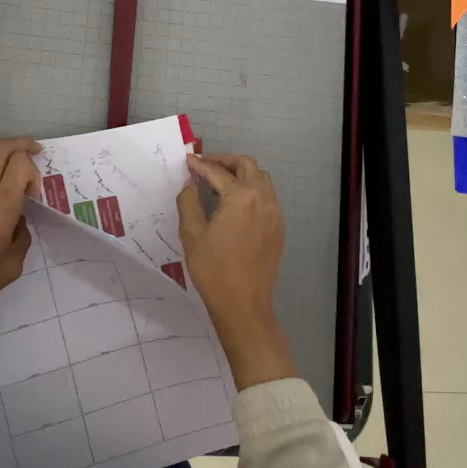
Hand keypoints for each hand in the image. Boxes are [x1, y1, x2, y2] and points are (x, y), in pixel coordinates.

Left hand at [0, 138, 41, 308]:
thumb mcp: (13, 264)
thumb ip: (22, 235)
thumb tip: (18, 219)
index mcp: (2, 204)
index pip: (21, 163)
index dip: (34, 172)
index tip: (33, 195)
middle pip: (3, 147)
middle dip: (23, 145)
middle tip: (34, 151)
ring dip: (1, 151)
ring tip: (9, 161)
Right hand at [177, 154, 299, 388]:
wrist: (244, 305)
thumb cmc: (213, 270)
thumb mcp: (192, 234)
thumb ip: (189, 201)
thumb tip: (190, 184)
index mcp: (241, 198)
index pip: (218, 172)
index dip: (200, 165)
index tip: (187, 162)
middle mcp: (263, 200)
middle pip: (247, 166)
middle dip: (225, 162)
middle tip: (206, 166)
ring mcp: (275, 214)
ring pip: (262, 179)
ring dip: (242, 174)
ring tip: (221, 182)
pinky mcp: (279, 228)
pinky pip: (268, 198)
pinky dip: (253, 191)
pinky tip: (236, 204)